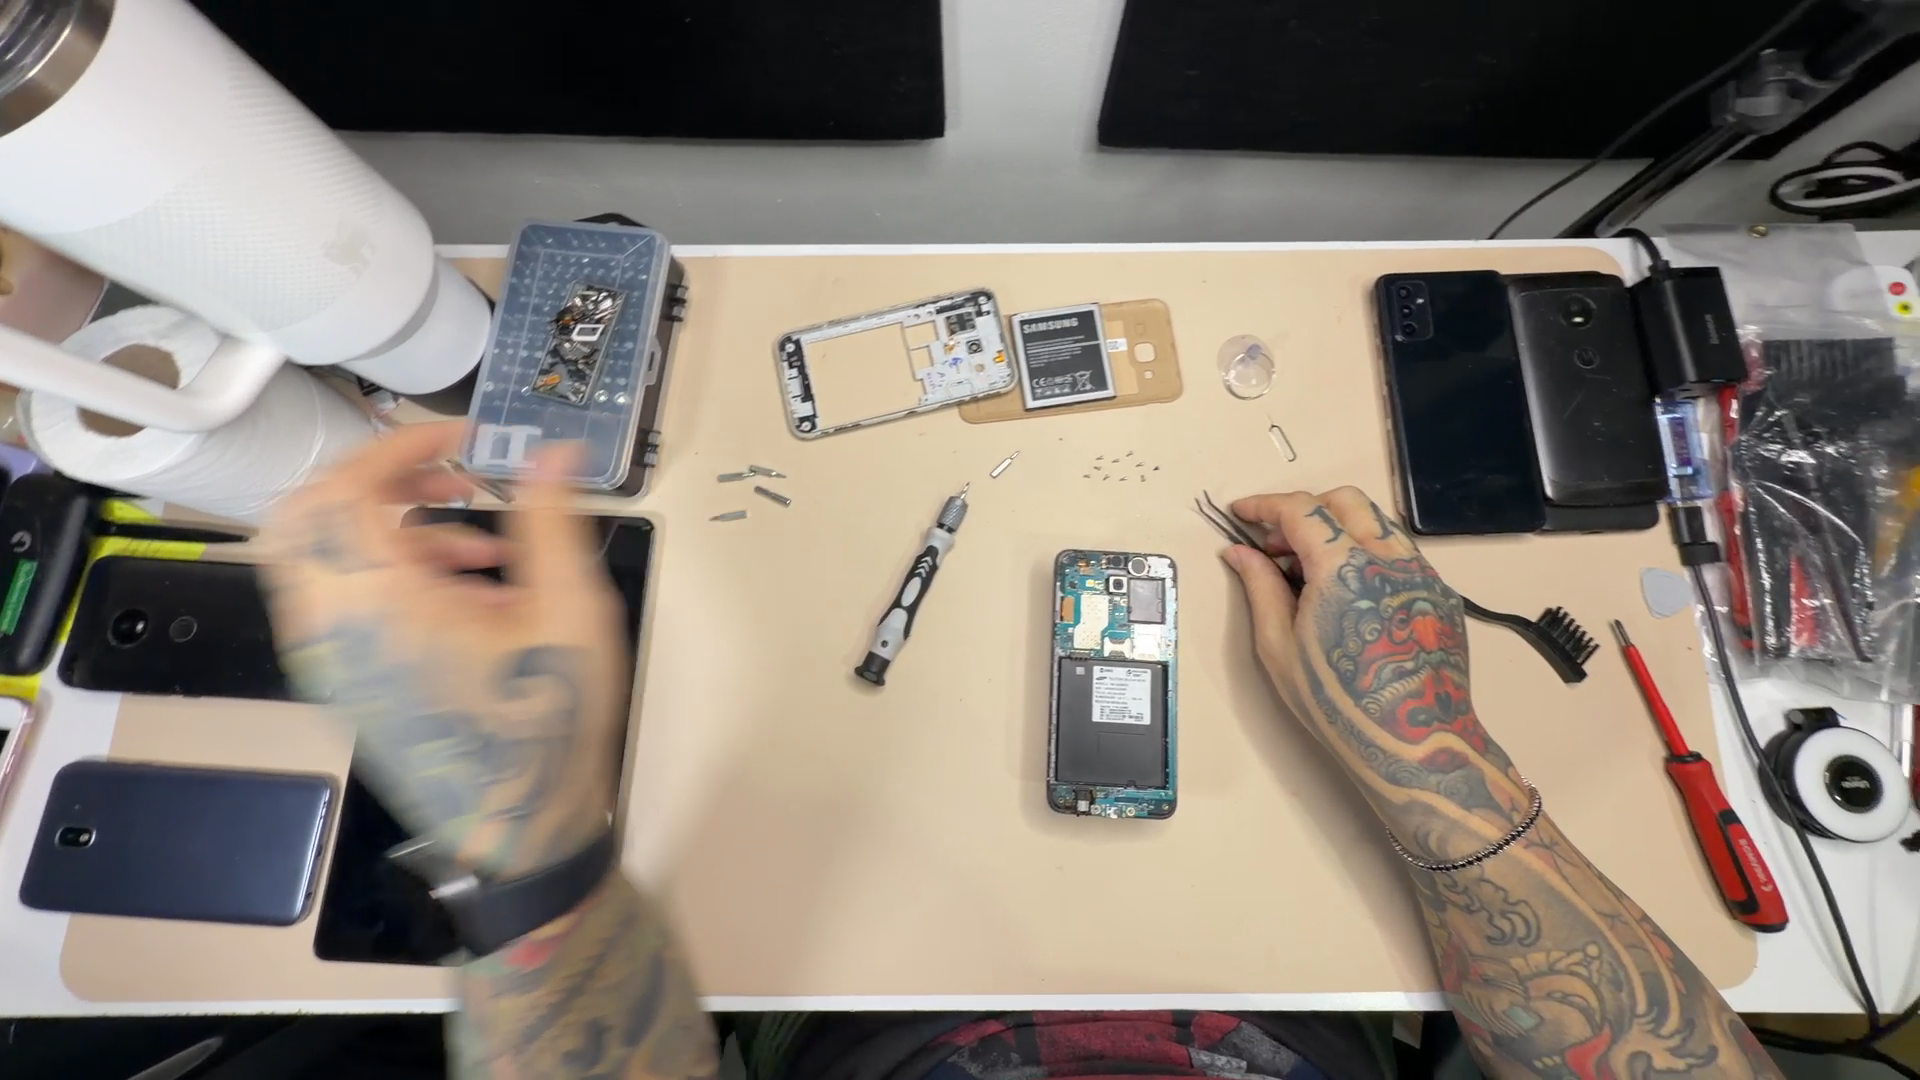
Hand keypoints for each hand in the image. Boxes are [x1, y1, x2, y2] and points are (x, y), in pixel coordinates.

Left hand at [258, 422, 627, 877]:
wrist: (522, 818)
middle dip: (383, 480)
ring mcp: (333, 659)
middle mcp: (335, 629)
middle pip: (310, 516)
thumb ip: (553, 522)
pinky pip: (343, 598)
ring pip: (324, 558)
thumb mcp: (572, 611)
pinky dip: (395, 571)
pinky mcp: (349, 678)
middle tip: (455, 479)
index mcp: (382, 607)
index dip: (399, 445)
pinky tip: (475, 593)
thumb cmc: (551, 719)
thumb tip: (553, 455)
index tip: (461, 438)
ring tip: (486, 546)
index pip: (345, 491)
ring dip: (396, 529)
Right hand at [1219, 488, 1516, 847]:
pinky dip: (1359, 550)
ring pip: (1373, 521)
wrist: (1416, 744)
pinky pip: (1394, 550)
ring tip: (1305, 570)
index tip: (1240, 513)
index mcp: (1345, 571)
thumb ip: (1260, 587)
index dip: (1264, 505)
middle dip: (1301, 510)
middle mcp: (1390, 560)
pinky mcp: (1437, 592)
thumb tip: (1239, 553)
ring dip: (1332, 529)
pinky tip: (1341, 591)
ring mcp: (1421, 574)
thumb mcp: (1279, 646)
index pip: (1301, 510)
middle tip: (1272, 545)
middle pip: (1343, 501)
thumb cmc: (1337, 702)